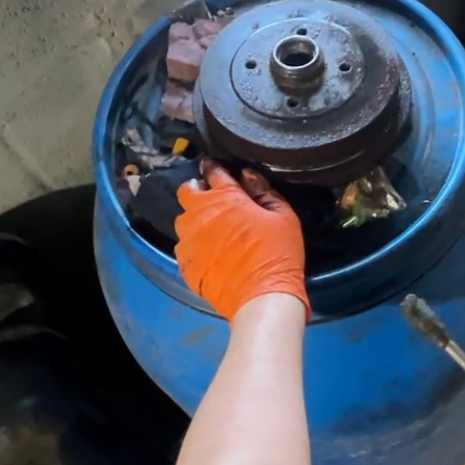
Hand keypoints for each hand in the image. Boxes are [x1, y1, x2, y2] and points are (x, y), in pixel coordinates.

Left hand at [174, 161, 307, 319]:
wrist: (261, 297)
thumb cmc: (277, 253)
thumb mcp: (282, 216)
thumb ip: (263, 191)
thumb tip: (247, 174)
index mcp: (225, 197)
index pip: (213, 172)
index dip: (213, 167)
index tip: (214, 167)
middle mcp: (200, 213)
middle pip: (186, 191)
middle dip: (196, 189)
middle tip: (211, 199)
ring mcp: (188, 240)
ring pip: (182, 220)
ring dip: (193, 218)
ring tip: (209, 228)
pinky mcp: (185, 263)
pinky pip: (183, 247)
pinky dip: (193, 245)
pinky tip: (208, 253)